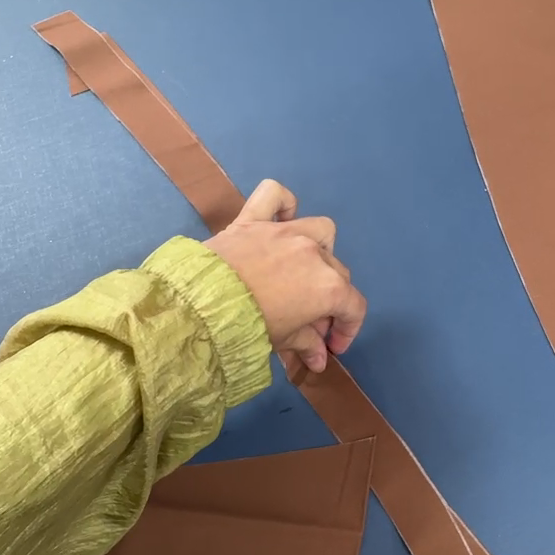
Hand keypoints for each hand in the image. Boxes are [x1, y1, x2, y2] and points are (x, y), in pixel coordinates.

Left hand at [203, 179, 366, 372]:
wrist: (201, 307)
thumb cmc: (249, 327)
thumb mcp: (283, 341)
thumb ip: (307, 345)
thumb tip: (319, 359)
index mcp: (328, 287)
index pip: (354, 306)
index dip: (348, 329)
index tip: (332, 346)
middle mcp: (315, 253)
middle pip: (338, 274)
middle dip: (330, 300)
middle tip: (310, 321)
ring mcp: (285, 231)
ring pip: (321, 231)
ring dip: (321, 251)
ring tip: (304, 270)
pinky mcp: (254, 219)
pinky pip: (275, 195)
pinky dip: (283, 204)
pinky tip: (282, 220)